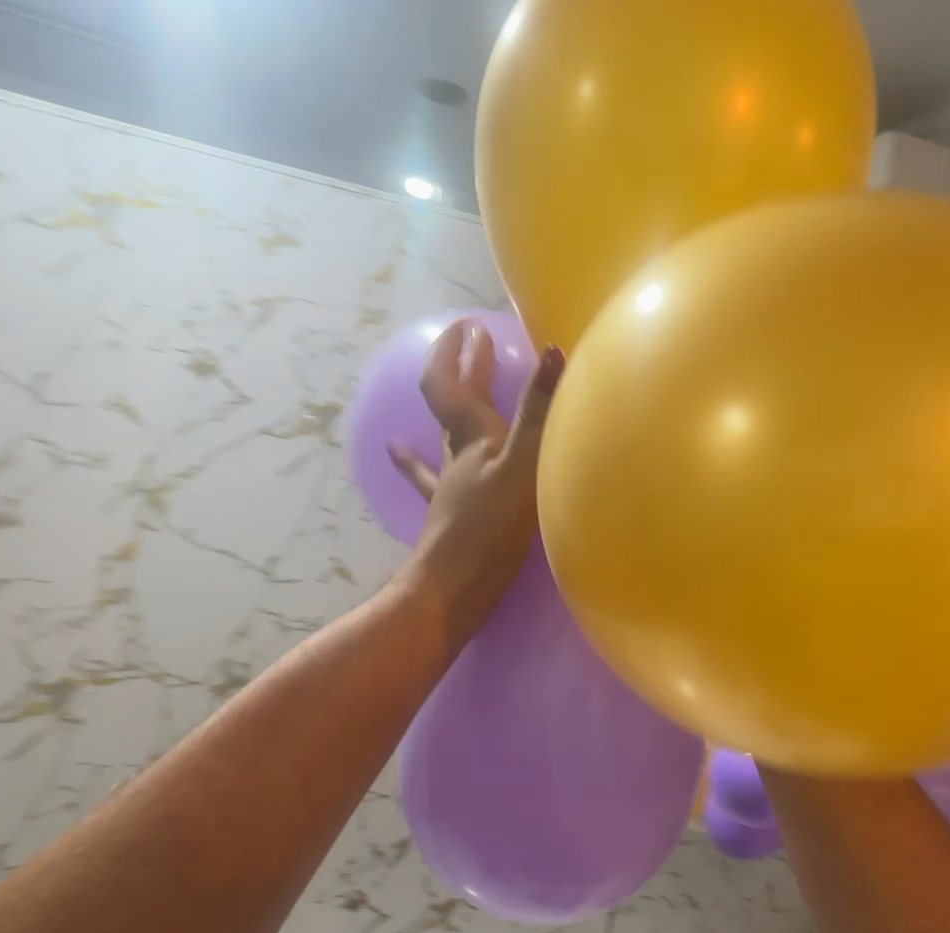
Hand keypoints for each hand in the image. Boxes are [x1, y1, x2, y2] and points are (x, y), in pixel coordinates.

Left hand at [389, 318, 563, 642]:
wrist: (452, 591)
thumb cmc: (488, 531)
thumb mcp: (520, 468)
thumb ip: (538, 414)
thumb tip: (553, 352)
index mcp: (472, 438)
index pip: (448, 382)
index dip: (453, 351)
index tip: (468, 324)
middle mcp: (457, 453)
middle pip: (451, 400)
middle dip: (464, 367)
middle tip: (475, 339)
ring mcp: (451, 484)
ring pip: (447, 434)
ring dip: (453, 404)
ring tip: (448, 381)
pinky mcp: (450, 512)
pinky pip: (429, 475)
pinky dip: (413, 457)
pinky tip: (396, 450)